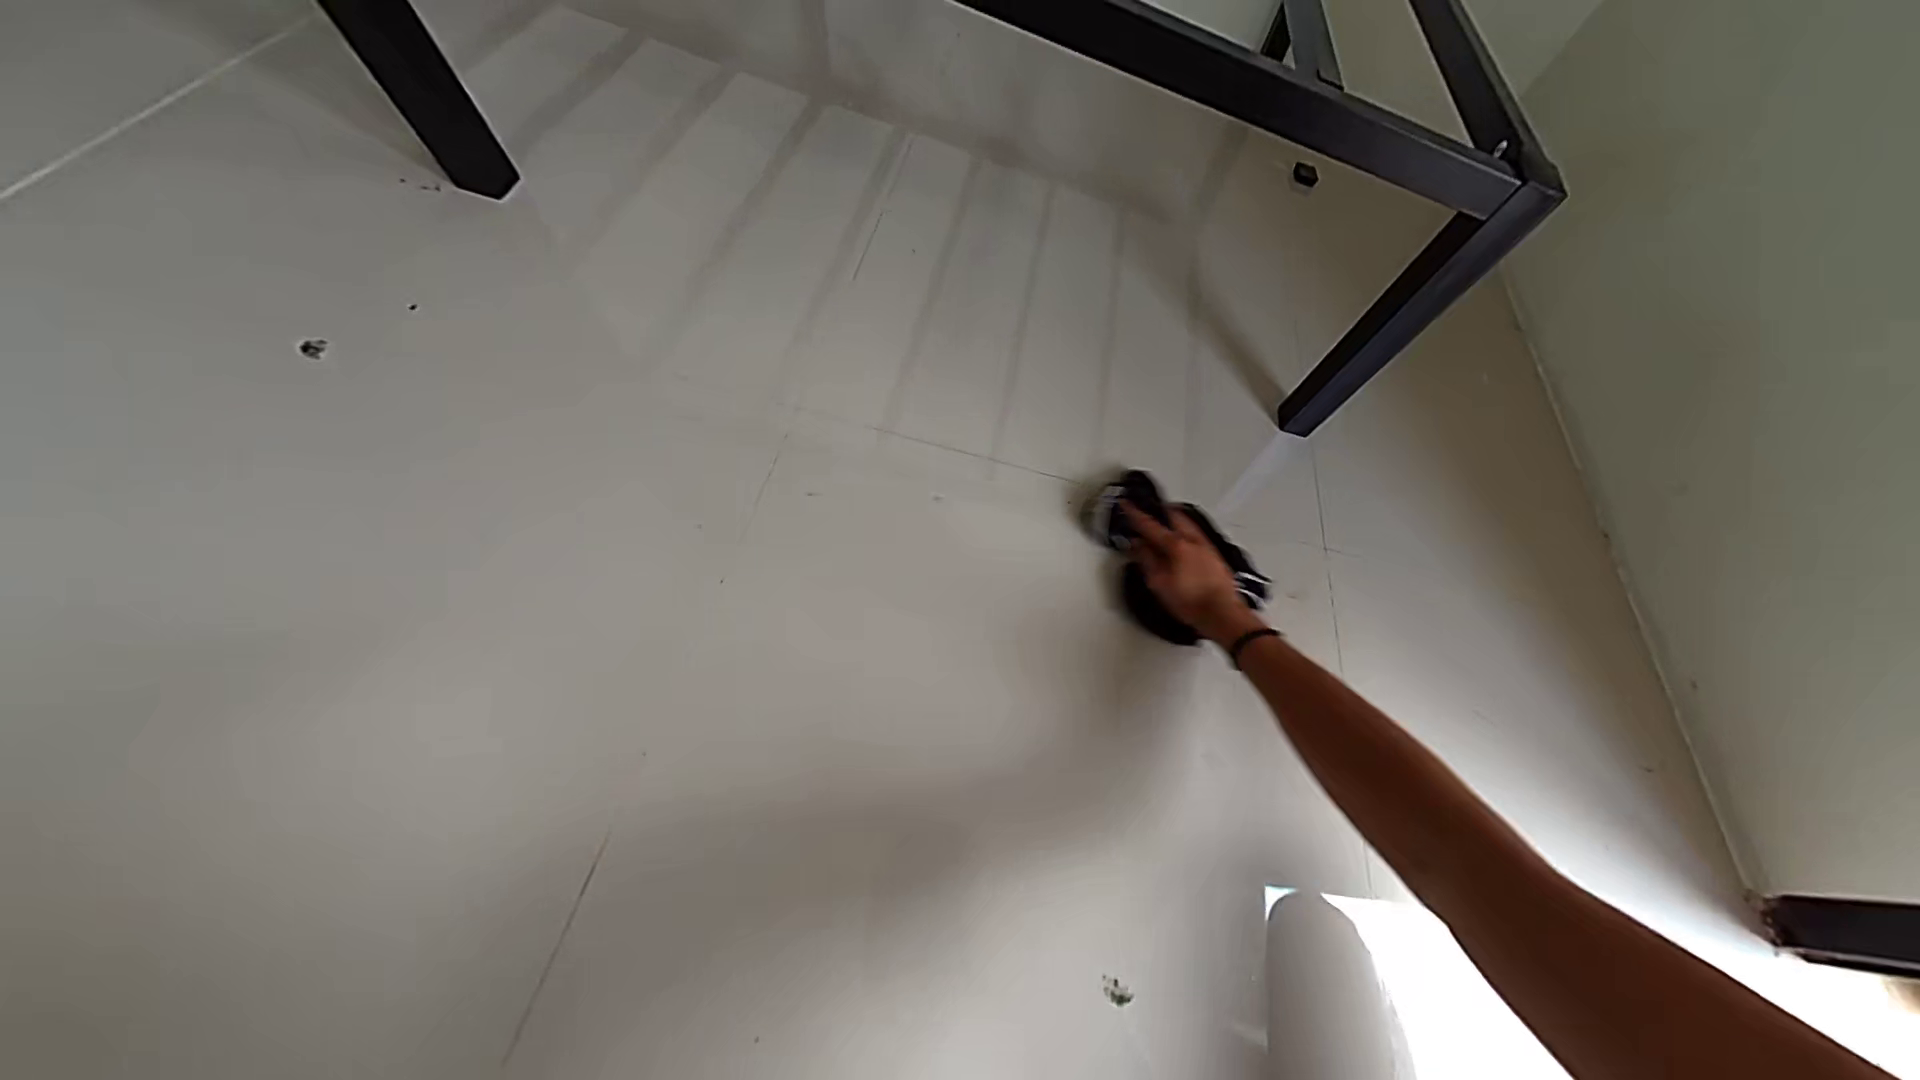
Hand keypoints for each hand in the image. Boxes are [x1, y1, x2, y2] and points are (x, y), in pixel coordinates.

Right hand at [1120, 501, 1265, 643]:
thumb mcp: (1159, 583)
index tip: (1126, 504)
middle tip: (1147, 512)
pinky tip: (1180, 540)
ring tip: (1162, 524)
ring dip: (1173, 519)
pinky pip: (1196, 533)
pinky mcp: (1214, 554)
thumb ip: (1147, 560)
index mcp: (1176, 545)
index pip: (1150, 525)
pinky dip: (1184, 530)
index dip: (1135, 514)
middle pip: (1174, 515)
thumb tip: (1137, 544)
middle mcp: (1193, 540)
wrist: (1223, 614)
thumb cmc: (1189, 601)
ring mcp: (1206, 546)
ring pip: (1187, 522)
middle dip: (1159, 510)